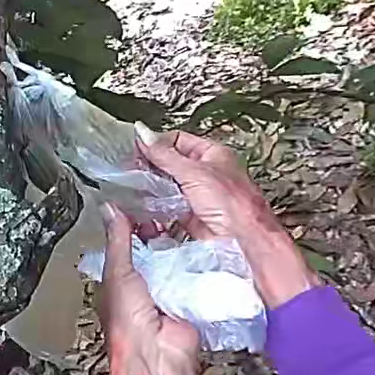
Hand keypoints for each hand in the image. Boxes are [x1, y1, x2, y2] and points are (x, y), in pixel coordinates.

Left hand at [97, 202, 201, 374]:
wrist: (160, 361)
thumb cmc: (129, 326)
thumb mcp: (120, 273)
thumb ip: (119, 242)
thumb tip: (111, 209)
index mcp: (119, 281)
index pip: (126, 245)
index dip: (134, 224)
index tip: (147, 199)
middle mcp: (143, 286)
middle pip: (154, 251)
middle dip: (162, 232)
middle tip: (173, 204)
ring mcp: (168, 293)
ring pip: (176, 261)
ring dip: (182, 247)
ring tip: (190, 217)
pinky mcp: (191, 301)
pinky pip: (196, 277)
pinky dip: (200, 265)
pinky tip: (205, 244)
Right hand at [136, 130, 317, 307]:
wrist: (242, 241)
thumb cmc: (232, 204)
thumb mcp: (193, 172)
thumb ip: (164, 154)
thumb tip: (143, 133)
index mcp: (211, 154)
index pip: (177, 140)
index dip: (157, 144)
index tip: (136, 150)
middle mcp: (205, 174)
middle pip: (169, 164)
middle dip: (151, 168)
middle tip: (132, 171)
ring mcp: (197, 196)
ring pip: (166, 187)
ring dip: (152, 189)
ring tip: (134, 189)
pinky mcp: (190, 217)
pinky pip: (167, 208)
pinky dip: (155, 208)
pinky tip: (144, 208)